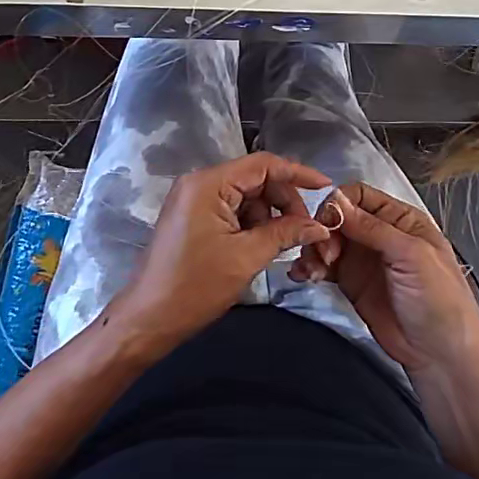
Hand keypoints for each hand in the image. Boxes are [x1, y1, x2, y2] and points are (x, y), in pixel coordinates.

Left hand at [105, 153, 331, 350]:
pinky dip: (250, 223)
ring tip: (281, 245)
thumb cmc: (196, 284)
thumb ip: (285, 233)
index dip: (297, 173)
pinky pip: (230, 208)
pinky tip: (261, 245)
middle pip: (254, 178)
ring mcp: (192, 199)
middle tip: (305, 231)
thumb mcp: (247, 257)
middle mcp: (198, 183)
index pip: (261, 164)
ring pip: (244, 195)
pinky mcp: (191, 216)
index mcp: (207, 183)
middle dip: (283, 201)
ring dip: (268, 215)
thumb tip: (319, 225)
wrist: (151, 314)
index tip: (327, 187)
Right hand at [307, 183, 478, 373]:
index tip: (327, 223)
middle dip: (323, 231)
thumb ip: (372, 227)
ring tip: (311, 271)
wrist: (440, 357)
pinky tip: (302, 275)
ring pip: (324, 240)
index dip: (338, 204)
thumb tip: (334, 199)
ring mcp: (362, 258)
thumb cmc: (440, 302)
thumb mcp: (412, 257)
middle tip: (324, 255)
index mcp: (400, 220)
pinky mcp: (349, 281)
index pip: (359, 196)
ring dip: (312, 250)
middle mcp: (378, 234)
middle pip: (336, 217)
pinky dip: (307, 267)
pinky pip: (321, 265)